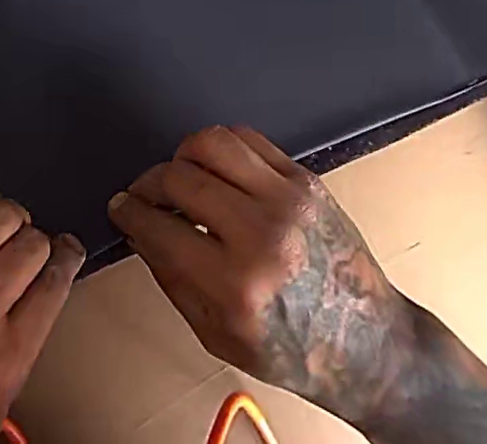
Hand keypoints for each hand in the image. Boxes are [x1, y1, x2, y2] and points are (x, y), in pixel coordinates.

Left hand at [0, 185, 85, 443]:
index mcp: (4, 358)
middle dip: (36, 242)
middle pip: (32, 244)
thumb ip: (27, 341)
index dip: (67, 255)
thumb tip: (52, 278)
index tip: (66, 248)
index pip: (55, 280)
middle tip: (23, 251)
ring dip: (11, 219)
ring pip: (1, 216)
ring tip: (1, 232)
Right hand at [108, 126, 486, 443]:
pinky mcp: (305, 178)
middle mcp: (262, 233)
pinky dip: (220, 146)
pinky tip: (214, 166)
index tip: (120, 206)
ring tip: (179, 173)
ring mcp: (288, 198)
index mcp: (236, 285)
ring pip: (214, 143)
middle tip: (144, 192)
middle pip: (181, 177)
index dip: (130, 212)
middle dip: (149, 182)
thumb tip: (139, 224)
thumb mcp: (215, 334)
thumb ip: (170, 275)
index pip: (160, 228)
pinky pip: (248, 139)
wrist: (366, 339)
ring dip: (183, 154)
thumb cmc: (289, 347)